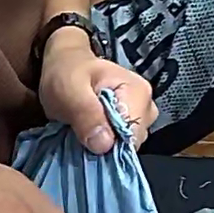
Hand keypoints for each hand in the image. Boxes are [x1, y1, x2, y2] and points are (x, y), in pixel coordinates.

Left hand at [37, 28, 158, 152]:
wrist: (67, 66)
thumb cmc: (67, 73)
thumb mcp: (68, 90)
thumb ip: (86, 114)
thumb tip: (104, 145)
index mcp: (138, 93)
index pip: (132, 135)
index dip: (108, 143)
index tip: (87, 135)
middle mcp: (146, 106)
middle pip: (131, 143)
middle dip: (106, 143)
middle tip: (82, 128)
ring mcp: (141, 117)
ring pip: (126, 146)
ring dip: (104, 143)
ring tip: (85, 127)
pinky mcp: (132, 125)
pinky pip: (121, 145)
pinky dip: (105, 143)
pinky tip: (91, 131)